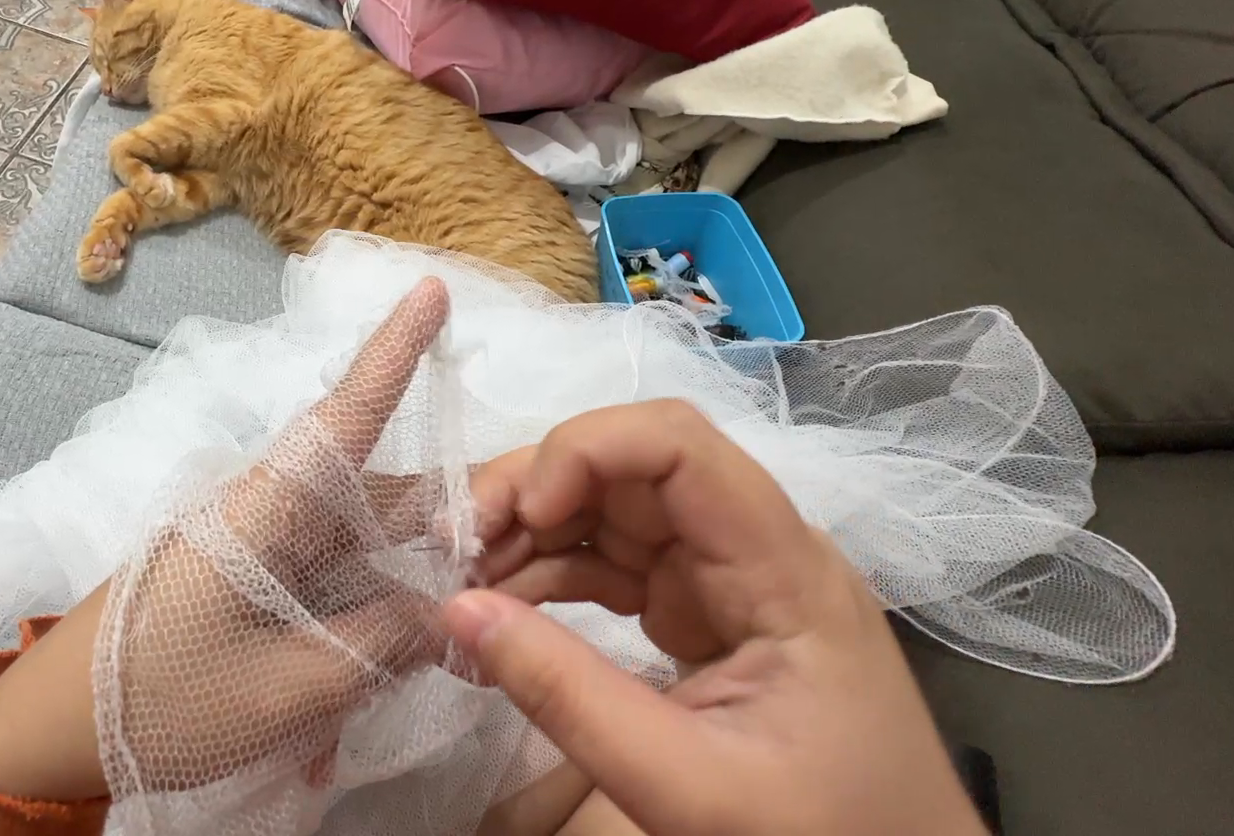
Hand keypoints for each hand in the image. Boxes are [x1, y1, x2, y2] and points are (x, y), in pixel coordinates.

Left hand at [0, 279, 455, 801]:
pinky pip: (331, 572)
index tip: (431, 290)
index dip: (392, 353)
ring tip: (465, 612)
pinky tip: (392, 653)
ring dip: (407, 574)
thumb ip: (377, 645)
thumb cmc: (163, 696)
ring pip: (357, 536)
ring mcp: (262, 541)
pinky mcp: (255, 572)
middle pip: (373, 489)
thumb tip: (449, 613)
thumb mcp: (284, 687)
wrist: (61, 725)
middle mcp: (269, 508)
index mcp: (266, 509)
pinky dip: (367, 606)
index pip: (344, 415)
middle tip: (511, 551)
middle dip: (442, 515)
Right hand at [445, 402, 987, 835]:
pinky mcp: (686, 603)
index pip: (679, 443)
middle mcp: (744, 545)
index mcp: (780, 567)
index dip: (586, 451)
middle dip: (530, 490)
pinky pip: (600, 561)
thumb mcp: (690, 790)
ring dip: (524, 533)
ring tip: (464, 586)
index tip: (523, 517)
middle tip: (458, 548)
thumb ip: (567, 696)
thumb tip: (454, 609)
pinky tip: (499, 610)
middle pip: (623, 464)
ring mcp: (712, 572)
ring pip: (601, 506)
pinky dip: (542, 575)